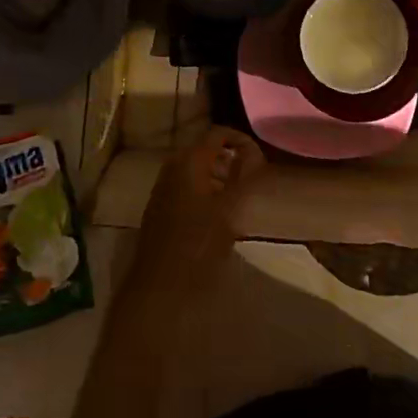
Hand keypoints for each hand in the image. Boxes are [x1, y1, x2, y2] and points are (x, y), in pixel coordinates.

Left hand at [130, 126, 262, 298]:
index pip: (217, 133)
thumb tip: (253, 155)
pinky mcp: (159, 207)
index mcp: (188, 161)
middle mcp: (171, 167)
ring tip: (239, 192)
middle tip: (250, 174)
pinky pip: (185, 186)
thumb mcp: (230, 208)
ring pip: (194, 169)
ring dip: (217, 174)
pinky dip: (203, 189)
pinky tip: (218, 210)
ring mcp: (162, 187)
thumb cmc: (198, 242)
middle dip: (228, 158)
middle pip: (204, 150)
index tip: (258, 157)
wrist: (159, 283)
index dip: (240, 139)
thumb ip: (244, 177)